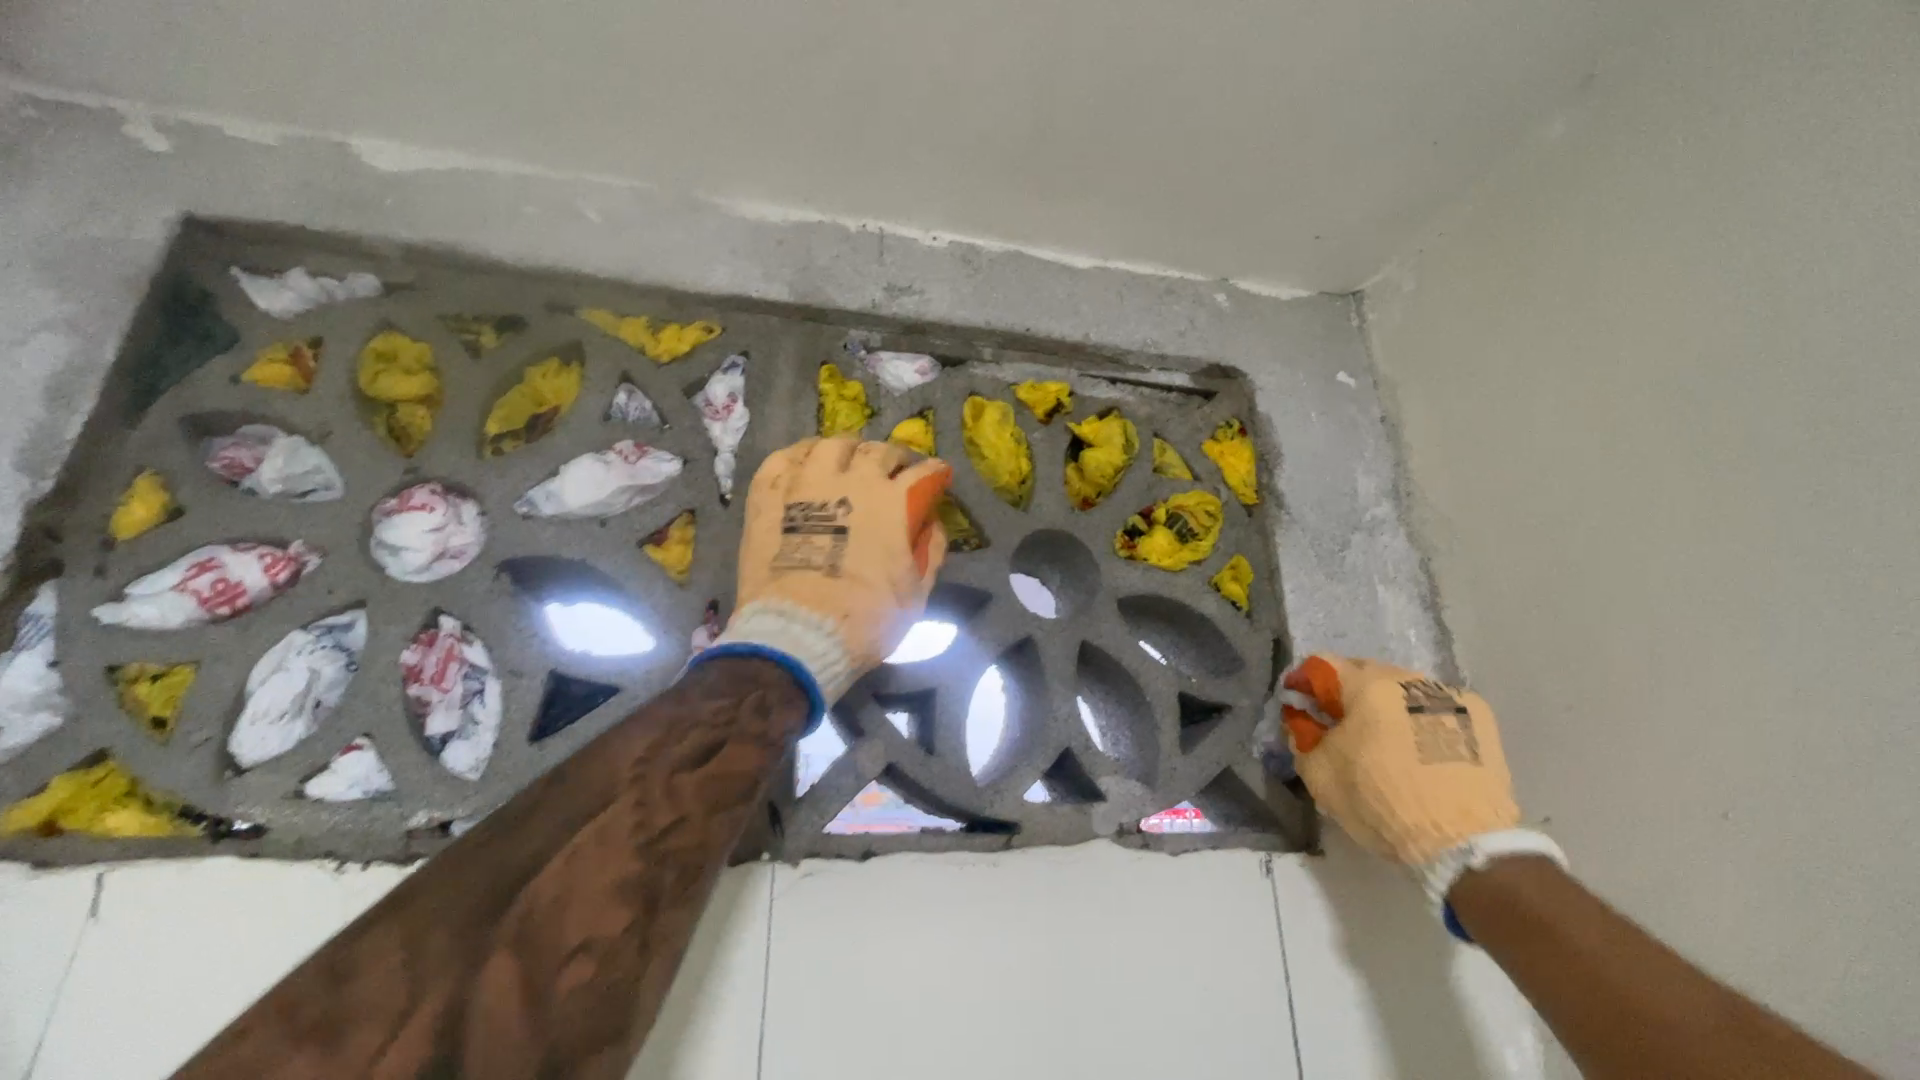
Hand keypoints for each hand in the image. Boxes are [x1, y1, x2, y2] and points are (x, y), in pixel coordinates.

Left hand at [710, 437, 951, 714]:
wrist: (797, 633)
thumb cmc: (865, 620)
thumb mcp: (916, 594)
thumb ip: (929, 551)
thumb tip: (932, 524)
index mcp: (893, 502)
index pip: (923, 472)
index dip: (935, 472)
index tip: (937, 476)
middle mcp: (851, 480)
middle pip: (878, 450)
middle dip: (893, 457)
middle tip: (893, 470)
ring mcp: (805, 482)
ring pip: (831, 445)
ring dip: (848, 450)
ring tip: (848, 461)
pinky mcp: (768, 493)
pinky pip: (785, 456)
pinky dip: (801, 456)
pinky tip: (807, 464)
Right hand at [1282, 655, 1520, 863]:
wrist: (1461, 842)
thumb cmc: (1380, 802)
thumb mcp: (1319, 773)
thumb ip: (1303, 736)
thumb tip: (1304, 720)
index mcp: (1369, 685)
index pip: (1323, 665)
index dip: (1305, 684)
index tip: (1300, 707)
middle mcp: (1412, 680)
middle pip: (1368, 674)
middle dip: (1348, 695)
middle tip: (1340, 727)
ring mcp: (1452, 698)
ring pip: (1406, 691)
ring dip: (1388, 708)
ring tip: (1385, 743)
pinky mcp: (1482, 721)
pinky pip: (1438, 710)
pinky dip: (1422, 722)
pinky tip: (1422, 753)